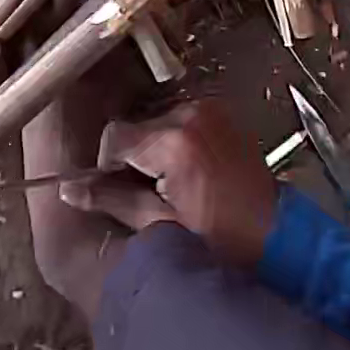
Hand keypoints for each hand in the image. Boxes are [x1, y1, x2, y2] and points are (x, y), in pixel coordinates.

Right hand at [59, 100, 278, 266]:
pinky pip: (177, 118)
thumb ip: (112, 201)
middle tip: (147, 189)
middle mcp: (190, 116)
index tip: (117, 187)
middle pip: (135, 126)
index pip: (115, 136)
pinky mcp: (218, 112)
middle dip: (132, 155)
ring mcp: (207, 110)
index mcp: (174, 143)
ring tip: (169, 180)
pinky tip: (186, 167)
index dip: (108, 164)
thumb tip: (69, 190)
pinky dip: (173, 137)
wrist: (280, 238)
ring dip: (152, 145)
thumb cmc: (223, 240)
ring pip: (153, 120)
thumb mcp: (160, 225)